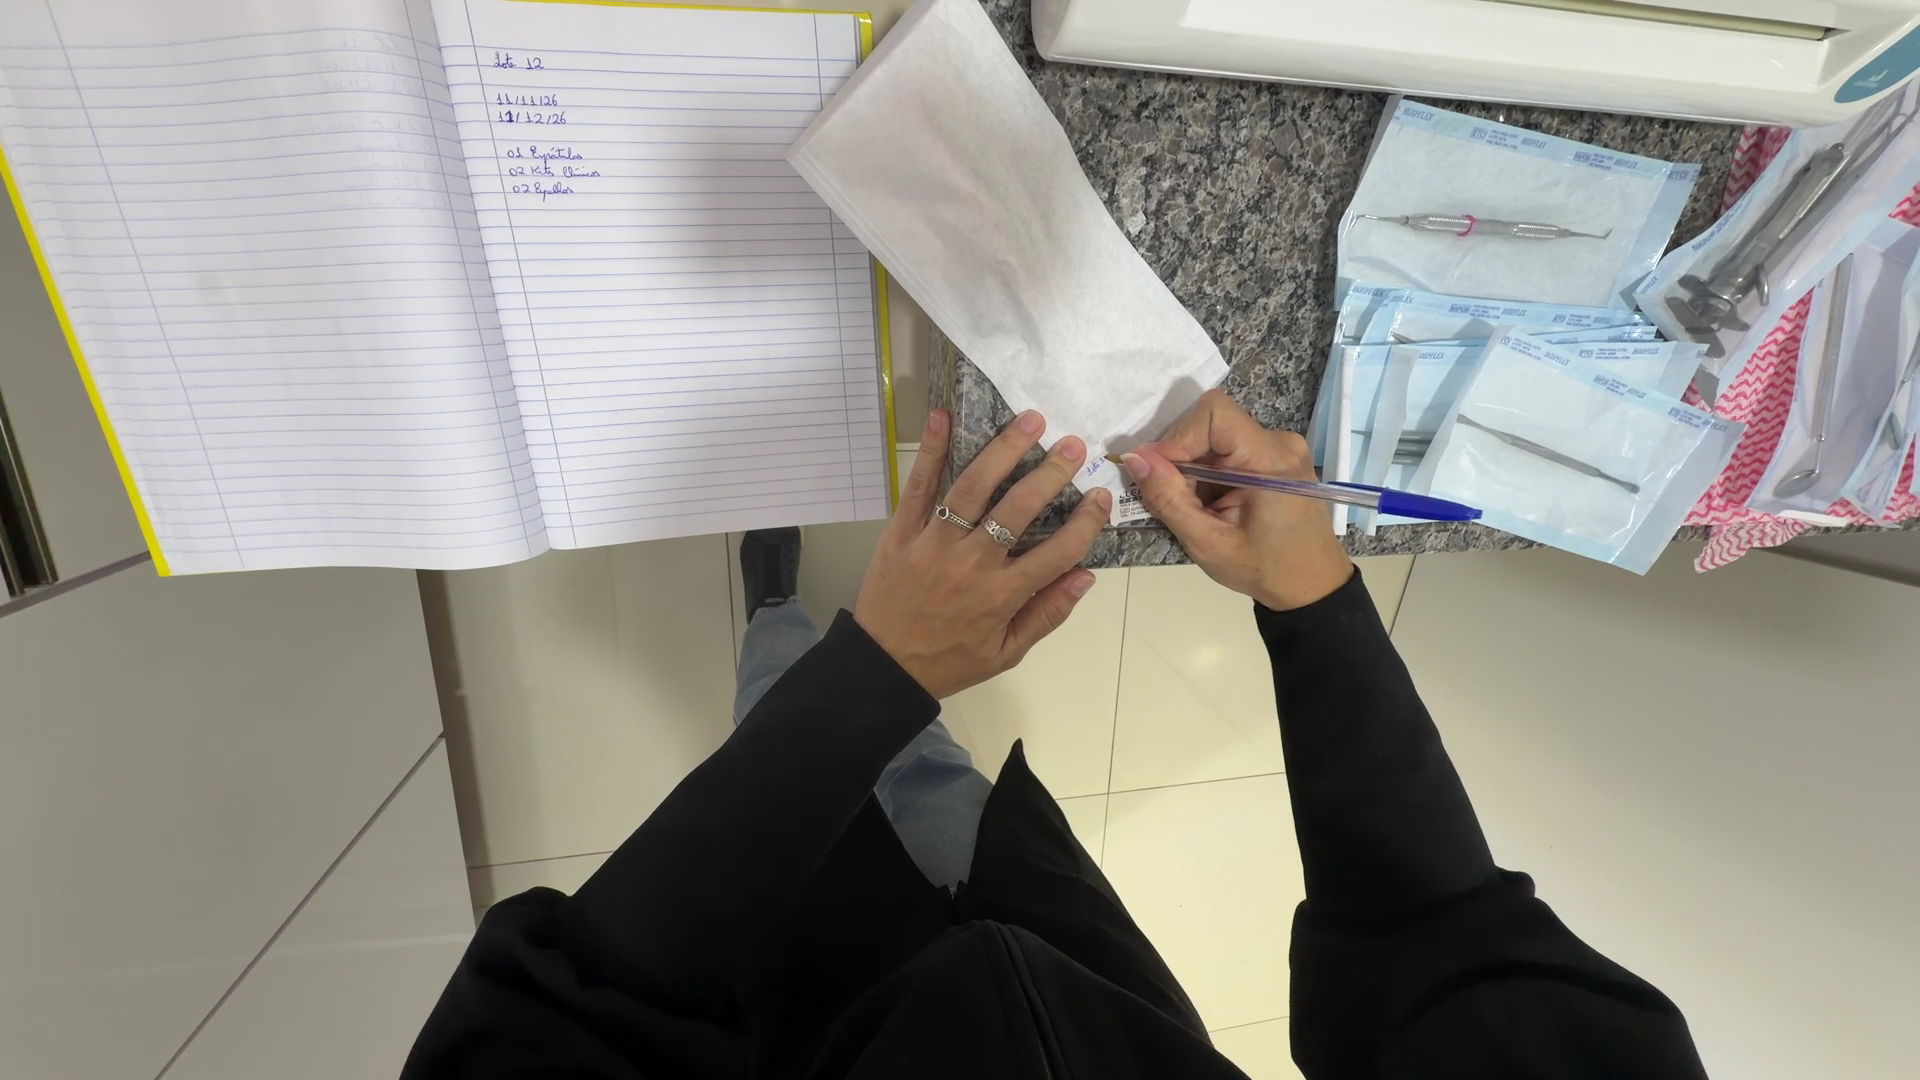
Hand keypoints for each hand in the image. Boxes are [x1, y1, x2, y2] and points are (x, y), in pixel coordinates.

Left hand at [854, 408, 1110, 698]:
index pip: (1058, 553)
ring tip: (1030, 420)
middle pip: (1019, 509)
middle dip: (1051, 473)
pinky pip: (918, 487)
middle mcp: (973, 564)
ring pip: (974, 488)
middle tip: (1073, 444)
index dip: (1086, 522)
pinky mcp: (902, 532)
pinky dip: (931, 451)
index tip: (1102, 495)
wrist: (883, 666)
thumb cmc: (950, 659)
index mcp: (1002, 596)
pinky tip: (943, 417)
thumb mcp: (1006, 653)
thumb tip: (1086, 576)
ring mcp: (935, 544)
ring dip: (1004, 450)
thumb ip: (1047, 615)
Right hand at [1122, 389, 1352, 610]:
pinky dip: (1208, 471)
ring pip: (1215, 436)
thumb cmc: (1262, 569)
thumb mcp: (1207, 542)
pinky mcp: (1274, 455)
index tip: (1159, 473)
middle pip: (1210, 423)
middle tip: (1174, 497)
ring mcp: (1279, 446)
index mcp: (1270, 460)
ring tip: (1196, 505)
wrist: (1311, 584)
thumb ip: (1168, 498)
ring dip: (1193, 466)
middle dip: (1181, 456)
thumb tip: (1133, 458)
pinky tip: (1212, 501)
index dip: (1178, 437)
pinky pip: (1227, 447)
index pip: (1214, 413)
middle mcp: (1279, 441)